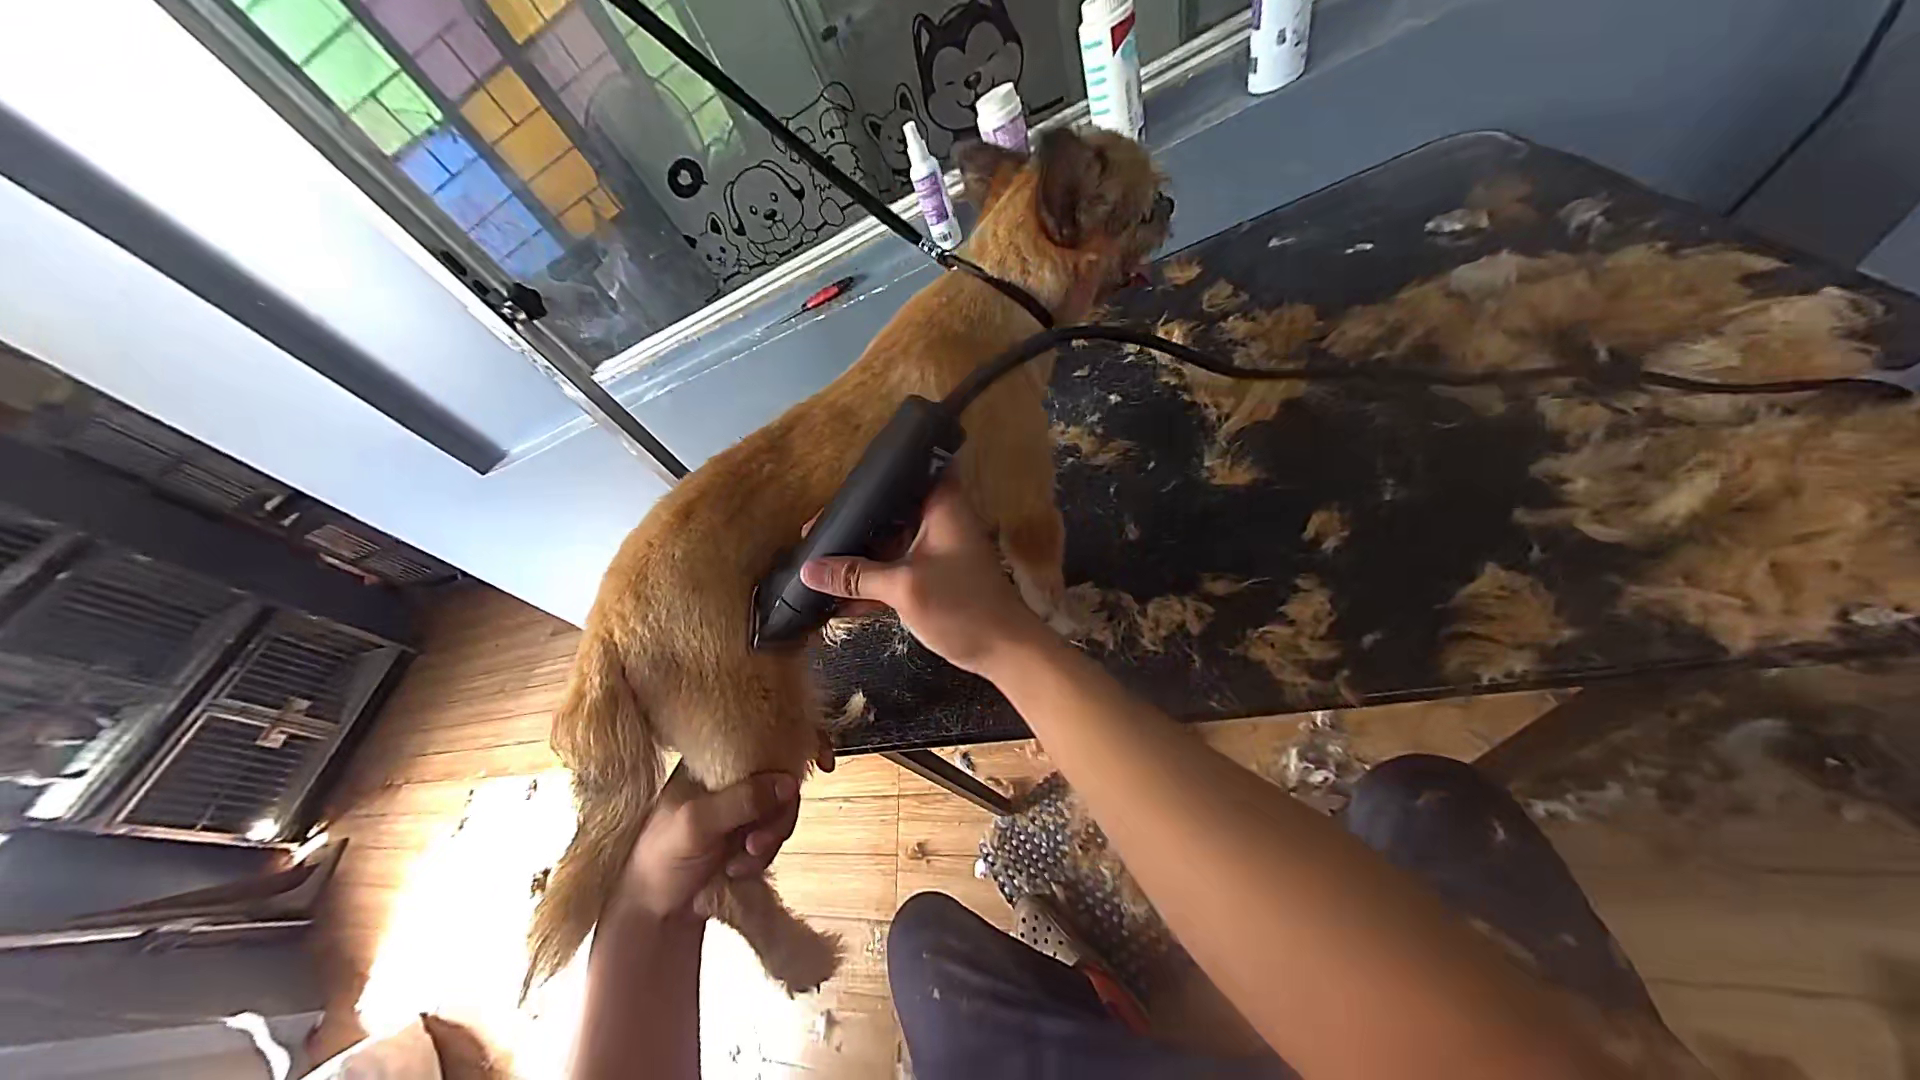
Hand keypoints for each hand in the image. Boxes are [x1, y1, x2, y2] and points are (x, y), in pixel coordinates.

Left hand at [609, 763, 799, 923]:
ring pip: (778, 810)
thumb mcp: (698, 823)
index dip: (776, 764)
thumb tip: (789, 782)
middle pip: (775, 781)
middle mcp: (725, 781)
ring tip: (742, 863)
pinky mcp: (745, 836)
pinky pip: (773, 835)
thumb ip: (743, 799)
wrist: (651, 917)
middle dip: (774, 815)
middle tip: (756, 843)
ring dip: (768, 839)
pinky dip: (763, 855)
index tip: (780, 793)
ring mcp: (737, 810)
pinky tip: (739, 871)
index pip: (755, 746)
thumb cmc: (660, 861)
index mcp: (706, 763)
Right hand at [799, 484, 1051, 674]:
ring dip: (860, 557)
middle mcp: (939, 520)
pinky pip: (895, 570)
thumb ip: (856, 576)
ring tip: (818, 563)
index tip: (843, 484)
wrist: (1005, 651)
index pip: (909, 470)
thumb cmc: (963, 607)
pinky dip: (872, 580)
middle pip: (891, 510)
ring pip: (890, 543)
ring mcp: (936, 550)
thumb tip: (809, 569)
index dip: (878, 474)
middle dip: (855, 522)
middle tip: (815, 529)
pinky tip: (839, 596)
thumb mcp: (904, 588)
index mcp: (942, 505)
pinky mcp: (933, 577)